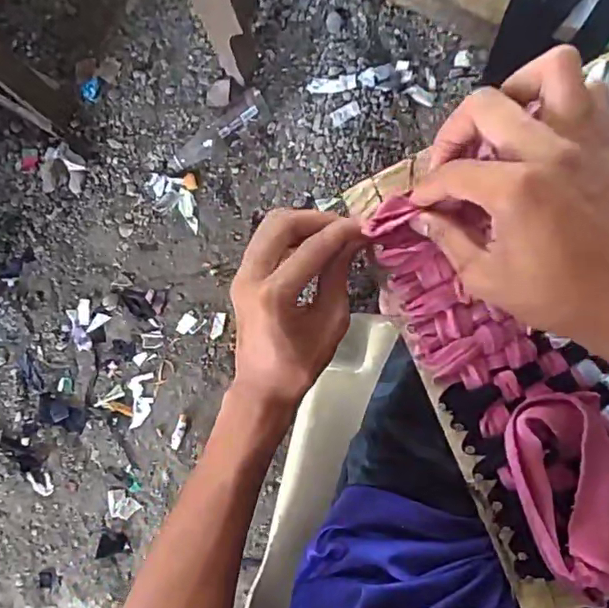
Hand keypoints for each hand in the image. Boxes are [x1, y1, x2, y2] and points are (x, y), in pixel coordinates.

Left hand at [229, 209, 366, 410]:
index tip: (366, 226)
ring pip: (270, 227)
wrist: (261, 388)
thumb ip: (338, 276)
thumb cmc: (299, 365)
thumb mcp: (331, 321)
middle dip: (318, 219)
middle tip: (346, 227)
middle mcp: (251, 276)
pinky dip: (291, 236)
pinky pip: (266, 241)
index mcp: (274, 294)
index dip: (342, 232)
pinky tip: (314, 246)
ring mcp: (242, 274)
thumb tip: (352, 242)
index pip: (312, 248)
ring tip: (333, 234)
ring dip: (303, 224)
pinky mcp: (243, 276)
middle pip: (282, 222)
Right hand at [411, 45, 608, 360]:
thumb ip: (448, 239)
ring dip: (517, 89)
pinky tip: (540, 132)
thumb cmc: (553, 296)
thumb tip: (423, 215)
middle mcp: (548, 151)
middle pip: (485, 104)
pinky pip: (588, 93)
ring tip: (502, 126)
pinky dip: (560, 100)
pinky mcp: (604, 144)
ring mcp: (582, 141)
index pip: (454, 171)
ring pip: (552, 70)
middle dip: (454, 131)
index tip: (421, 204)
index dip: (428, 189)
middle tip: (451, 162)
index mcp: (515, 189)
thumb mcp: (485, 277)